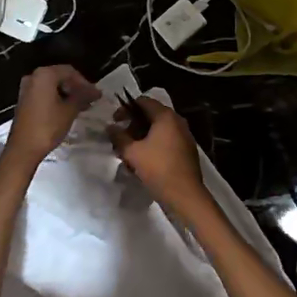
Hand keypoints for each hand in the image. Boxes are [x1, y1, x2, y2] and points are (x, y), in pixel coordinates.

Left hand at [4, 65, 100, 167]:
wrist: (22, 149)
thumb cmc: (47, 127)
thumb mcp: (70, 110)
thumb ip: (83, 96)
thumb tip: (95, 91)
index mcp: (44, 75)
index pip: (70, 72)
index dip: (85, 82)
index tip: (96, 95)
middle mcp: (33, 77)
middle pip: (60, 76)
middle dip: (76, 87)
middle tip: (90, 99)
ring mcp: (26, 89)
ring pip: (52, 85)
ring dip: (68, 93)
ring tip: (82, 105)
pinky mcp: (24, 100)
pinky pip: (44, 93)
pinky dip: (57, 98)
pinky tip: (67, 109)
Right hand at [109, 97, 210, 218]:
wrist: (185, 195)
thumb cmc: (158, 169)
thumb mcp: (133, 153)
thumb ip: (119, 137)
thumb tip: (110, 127)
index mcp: (166, 116)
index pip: (143, 101)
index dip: (126, 108)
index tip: (115, 121)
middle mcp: (177, 121)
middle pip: (151, 115)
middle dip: (133, 124)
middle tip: (120, 138)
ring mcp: (184, 135)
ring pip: (158, 129)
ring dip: (142, 136)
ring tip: (129, 151)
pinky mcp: (186, 149)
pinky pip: (166, 139)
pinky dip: (153, 144)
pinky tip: (144, 159)